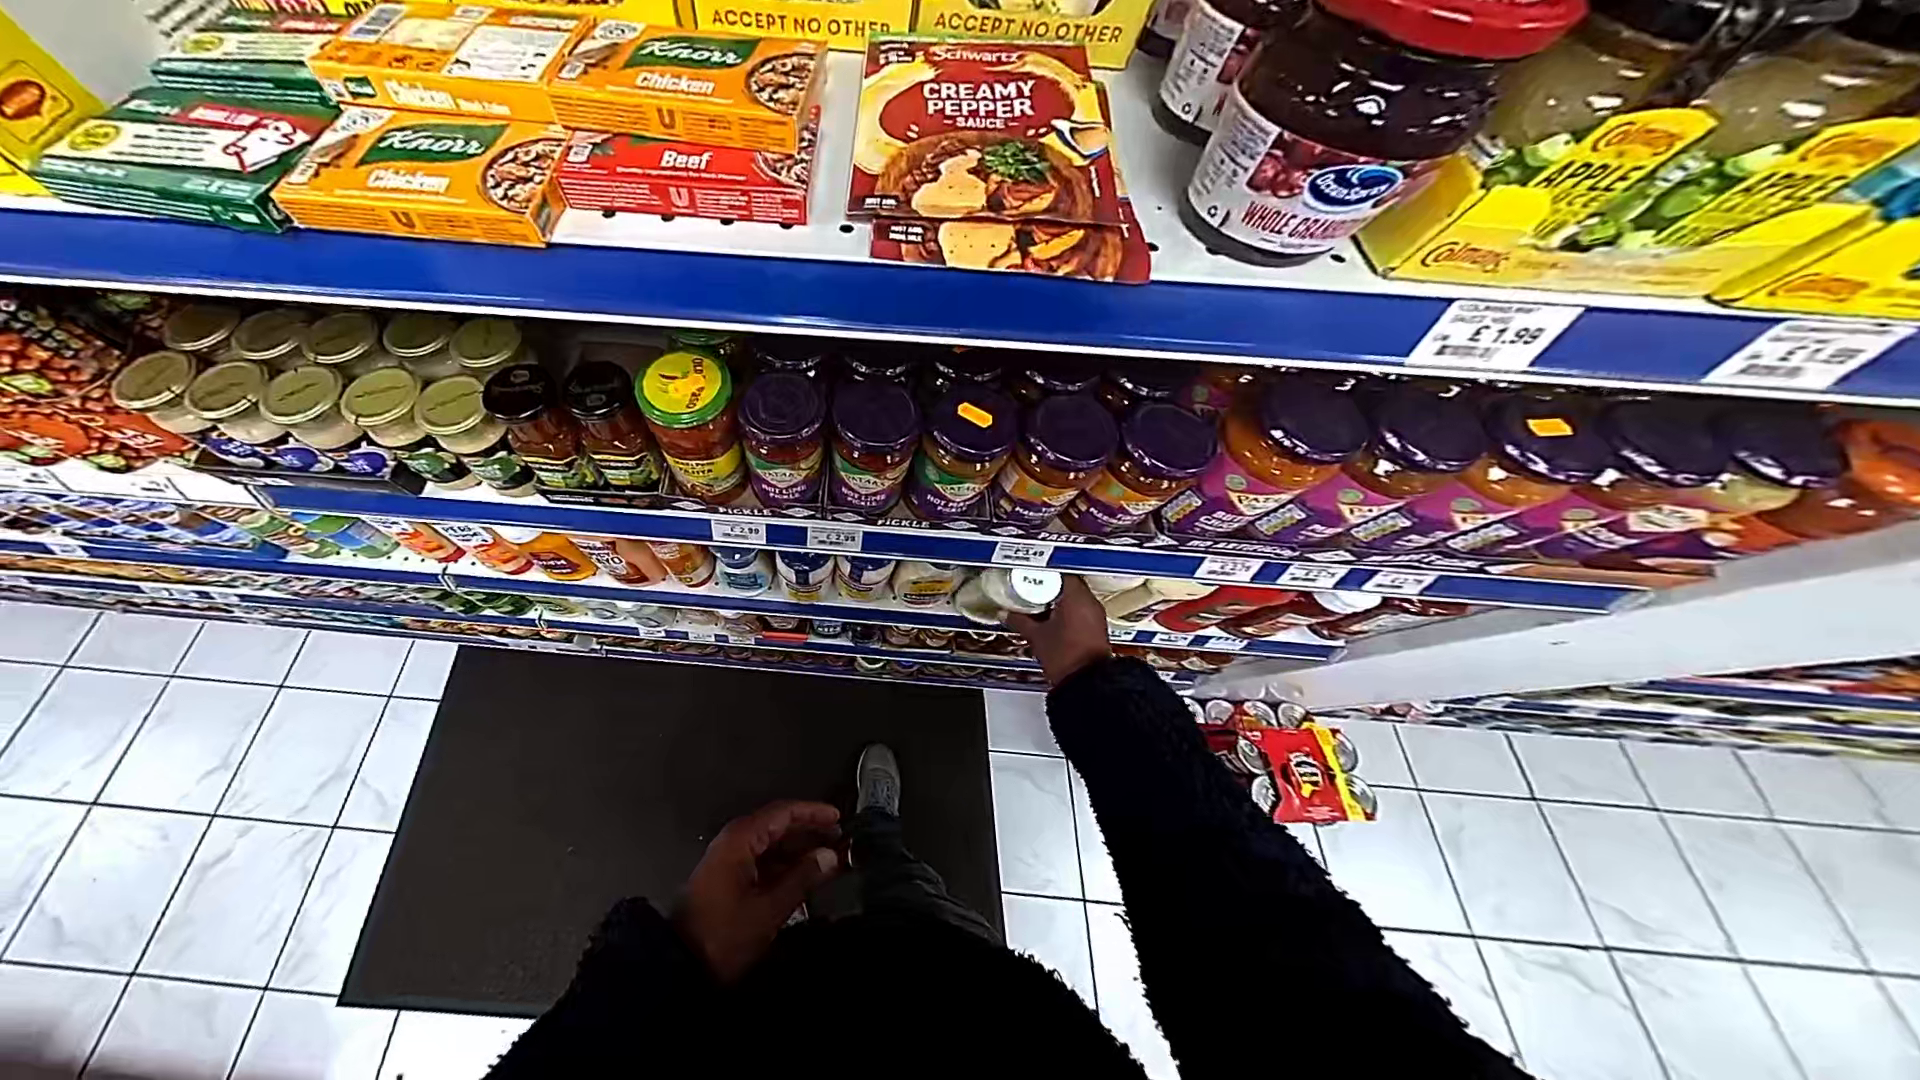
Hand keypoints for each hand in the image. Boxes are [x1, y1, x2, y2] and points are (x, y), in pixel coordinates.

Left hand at [673, 800, 842, 981]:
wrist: (676, 967)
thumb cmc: (723, 935)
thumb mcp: (769, 908)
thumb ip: (803, 878)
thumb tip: (830, 856)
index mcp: (741, 839)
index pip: (784, 812)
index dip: (814, 813)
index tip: (838, 819)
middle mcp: (734, 841)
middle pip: (778, 826)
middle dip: (809, 832)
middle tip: (838, 841)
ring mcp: (729, 860)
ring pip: (771, 845)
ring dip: (799, 851)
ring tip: (827, 861)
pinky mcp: (727, 879)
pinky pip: (762, 861)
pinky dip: (785, 865)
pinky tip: (804, 878)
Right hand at [1005, 574, 1111, 686]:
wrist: (1086, 683)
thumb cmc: (1066, 658)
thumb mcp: (1036, 636)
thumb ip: (1019, 620)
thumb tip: (1007, 614)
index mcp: (1076, 598)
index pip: (1061, 573)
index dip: (1044, 574)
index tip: (1032, 578)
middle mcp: (1090, 604)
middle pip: (1069, 584)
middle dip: (1050, 587)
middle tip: (1033, 591)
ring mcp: (1096, 616)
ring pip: (1076, 598)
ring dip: (1059, 600)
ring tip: (1040, 607)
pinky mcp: (1097, 628)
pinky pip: (1081, 611)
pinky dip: (1068, 612)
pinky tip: (1053, 621)